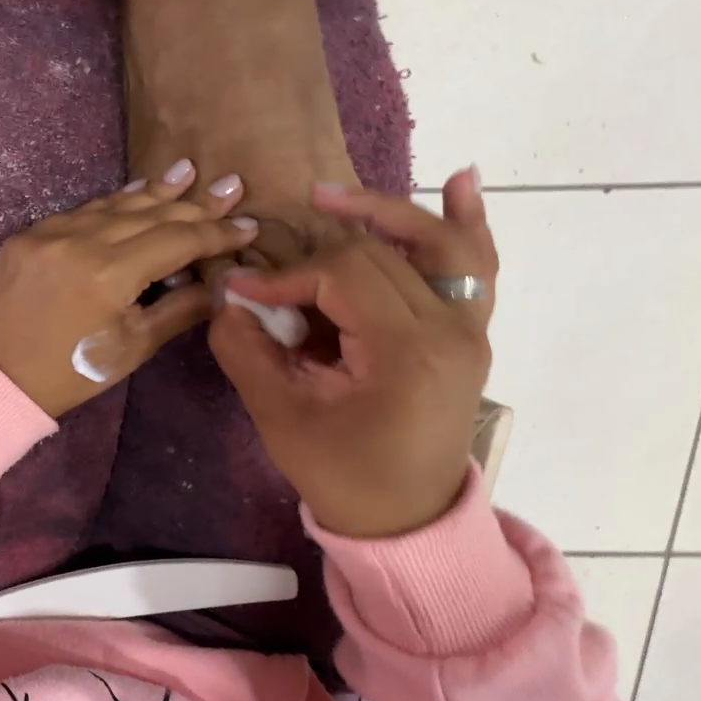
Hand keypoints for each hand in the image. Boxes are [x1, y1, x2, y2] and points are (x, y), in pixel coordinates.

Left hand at [0, 165, 257, 417]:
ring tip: (186, 173)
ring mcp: (47, 234)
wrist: (1, 377)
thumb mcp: (134, 346)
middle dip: (192, 203)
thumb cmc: (73, 371)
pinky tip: (133, 193)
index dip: (216, 234)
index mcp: (108, 273)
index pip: (176, 240)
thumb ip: (181, 308)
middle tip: (229, 185)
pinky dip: (109, 204)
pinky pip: (77, 213)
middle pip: (147, 215)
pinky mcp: (25, 237)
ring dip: (151, 192)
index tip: (247, 226)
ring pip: (111, 206)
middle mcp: (78, 242)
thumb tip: (221, 280)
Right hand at [207, 168, 497, 537]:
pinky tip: (463, 182)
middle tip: (266, 258)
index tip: (239, 293)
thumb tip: (226, 298)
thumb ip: (246, 349)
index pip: (343, 276)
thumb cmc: (340, 470)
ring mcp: (469, 328)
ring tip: (332, 196)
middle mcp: (451, 328)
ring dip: (388, 213)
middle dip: (313, 255)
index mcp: (408, 350)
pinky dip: (467, 225)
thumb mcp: (279, 413)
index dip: (284, 277)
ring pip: (440, 245)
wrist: (405, 517)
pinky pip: (474, 268)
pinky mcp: (468, 332)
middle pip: (380, 254)